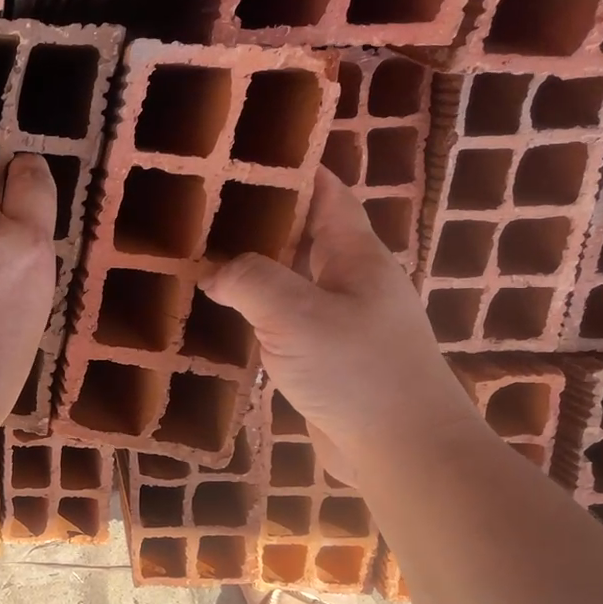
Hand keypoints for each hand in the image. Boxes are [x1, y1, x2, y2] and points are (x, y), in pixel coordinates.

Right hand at [201, 169, 477, 465]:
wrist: (402, 448)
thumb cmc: (358, 370)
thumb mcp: (296, 315)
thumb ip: (250, 281)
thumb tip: (212, 271)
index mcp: (356, 258)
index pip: (328, 196)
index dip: (296, 170)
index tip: (249, 155)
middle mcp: (352, 282)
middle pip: (304, 236)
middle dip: (261, 219)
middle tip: (203, 210)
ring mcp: (341, 322)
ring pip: (291, 280)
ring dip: (252, 269)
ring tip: (199, 258)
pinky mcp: (326, 358)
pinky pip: (283, 320)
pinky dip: (253, 311)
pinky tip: (220, 318)